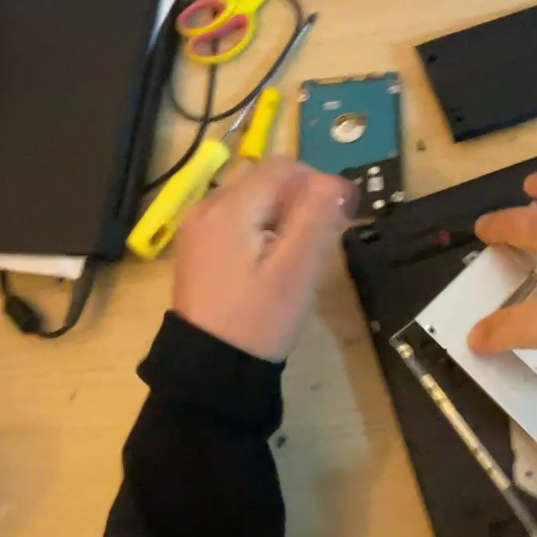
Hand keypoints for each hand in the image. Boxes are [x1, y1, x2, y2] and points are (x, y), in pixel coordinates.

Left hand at [170, 158, 358, 360]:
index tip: (340, 213)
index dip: (317, 181)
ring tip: (295, 252)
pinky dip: (257, 224)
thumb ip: (316, 216)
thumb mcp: (295, 269)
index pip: (283, 167)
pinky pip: (233, 216)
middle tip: (318, 237)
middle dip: (297, 197)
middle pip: (264, 177)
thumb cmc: (258, 319)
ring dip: (278, 210)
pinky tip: (268, 260)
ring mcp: (197, 225)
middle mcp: (207, 205)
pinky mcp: (196, 245)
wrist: (208, 368)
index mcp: (230, 206)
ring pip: (249, 195)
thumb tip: (335, 181)